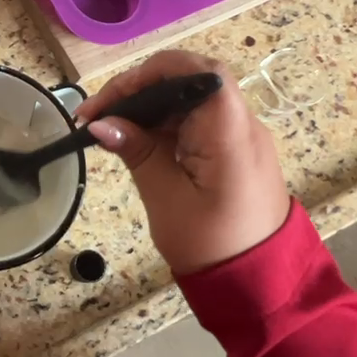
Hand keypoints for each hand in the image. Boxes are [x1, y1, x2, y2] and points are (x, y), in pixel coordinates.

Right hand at [80, 51, 290, 275]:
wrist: (257, 285)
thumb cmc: (211, 244)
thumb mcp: (165, 196)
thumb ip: (137, 151)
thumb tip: (101, 122)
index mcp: (229, 133)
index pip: (198, 71)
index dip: (153, 71)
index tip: (114, 97)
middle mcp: (241, 126)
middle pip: (188, 81)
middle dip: (140, 88)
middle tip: (98, 113)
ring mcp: (238, 138)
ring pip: (188, 100)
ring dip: (147, 106)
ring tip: (107, 126)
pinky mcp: (232, 152)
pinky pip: (194, 123)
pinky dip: (162, 124)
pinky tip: (133, 140)